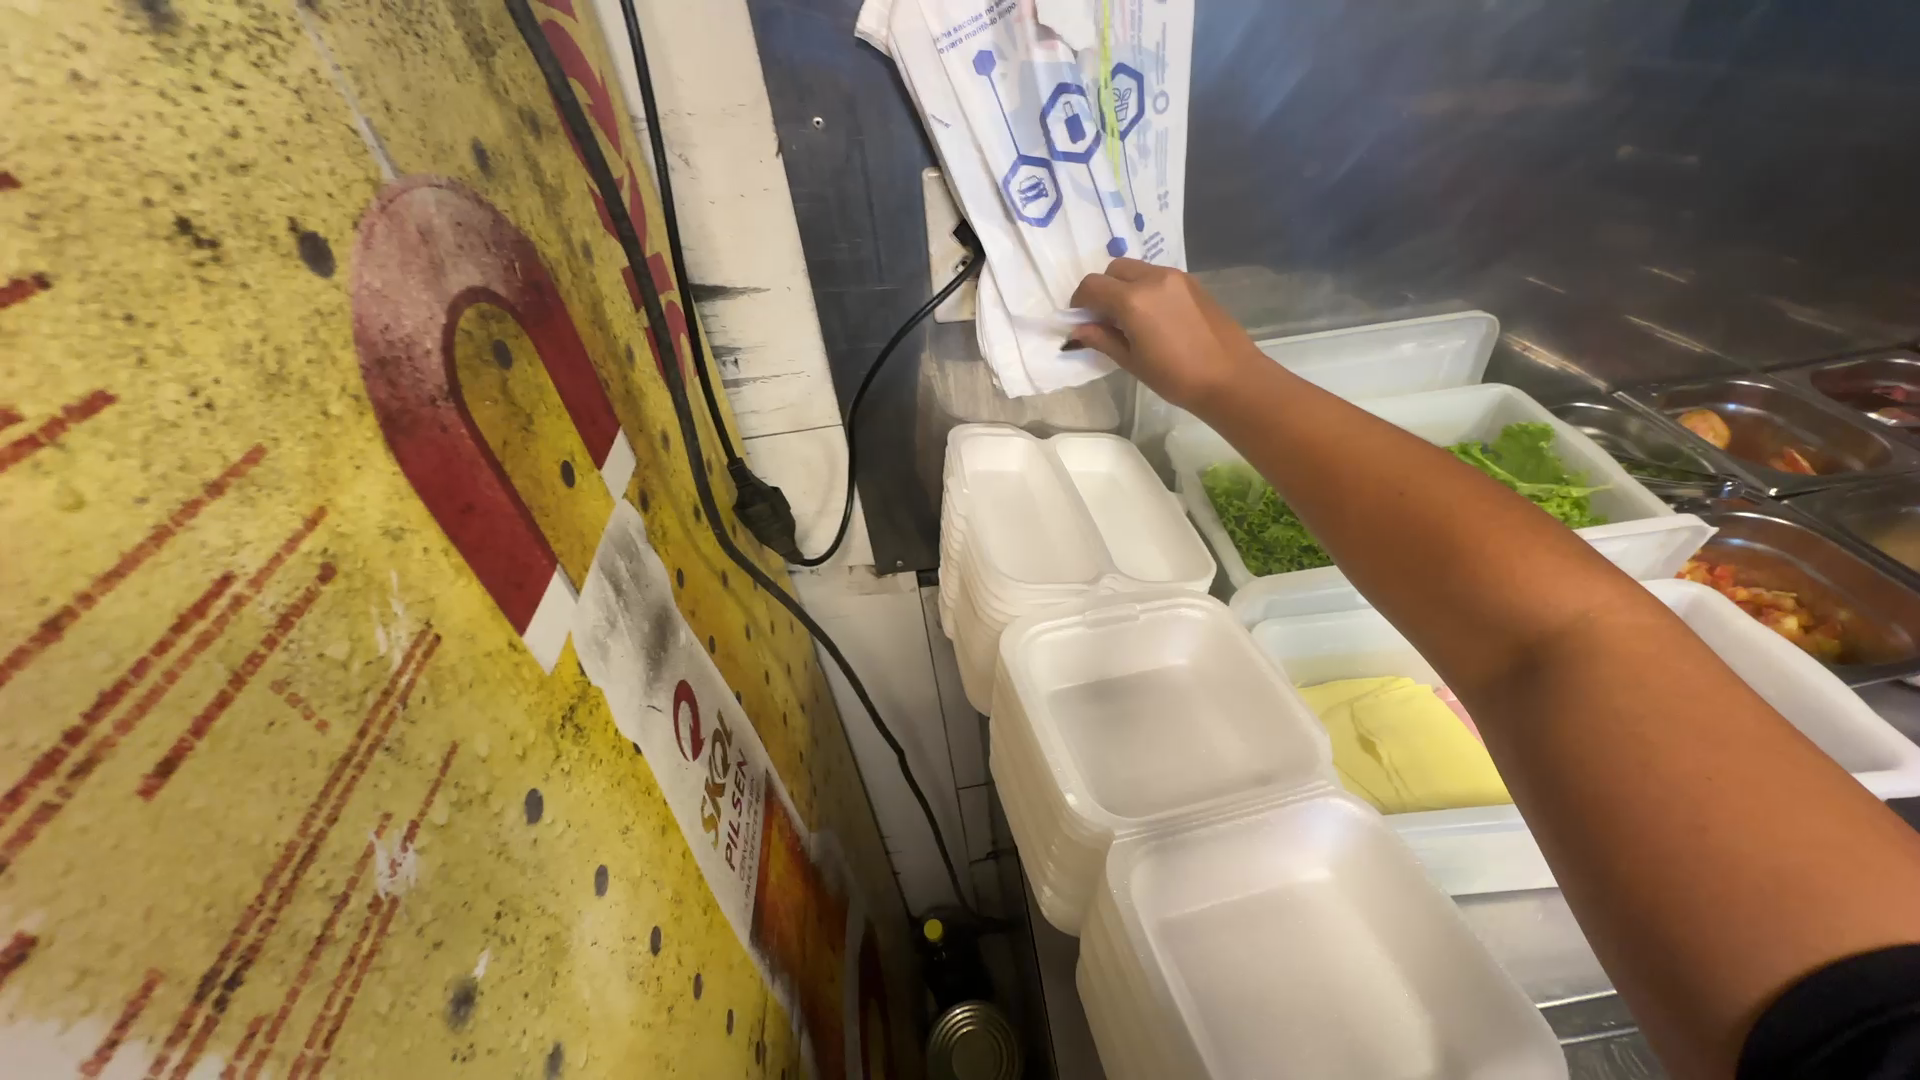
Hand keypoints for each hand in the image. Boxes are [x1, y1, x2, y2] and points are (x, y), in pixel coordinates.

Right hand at [1070, 259, 1268, 412]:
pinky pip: (1157, 276)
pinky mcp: (1192, 282)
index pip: (1092, 286)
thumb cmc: (1176, 377)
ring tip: (1130, 320)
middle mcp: (1153, 279)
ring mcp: (1175, 277)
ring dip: (1124, 287)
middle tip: (1104, 319)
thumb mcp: (1132, 361)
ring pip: (1136, 269)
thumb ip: (1102, 339)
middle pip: (1113, 269)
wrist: (1230, 377)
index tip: (1080, 322)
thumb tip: (1077, 330)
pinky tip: (1153, 318)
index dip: (1079, 302)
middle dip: (1102, 290)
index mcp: (1133, 300)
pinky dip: (1145, 288)